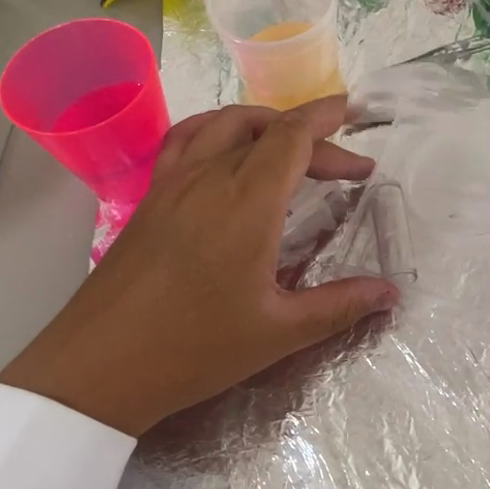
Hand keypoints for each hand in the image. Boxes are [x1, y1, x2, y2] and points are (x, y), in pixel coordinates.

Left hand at [0, 96, 397, 435]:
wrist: (97, 368)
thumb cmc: (193, 349)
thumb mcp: (278, 332)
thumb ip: (339, 305)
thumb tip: (391, 294)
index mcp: (247, 202)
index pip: (293, 137)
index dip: (329, 121)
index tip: (358, 122)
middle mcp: (209, 177)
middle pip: (266, 130)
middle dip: (312, 136)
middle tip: (345, 169)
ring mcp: (173, 183)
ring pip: (223, 124)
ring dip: (265, 124)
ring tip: (292, 146)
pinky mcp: (150, 198)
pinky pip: (186, 140)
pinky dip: (217, 129)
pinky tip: (225, 150)